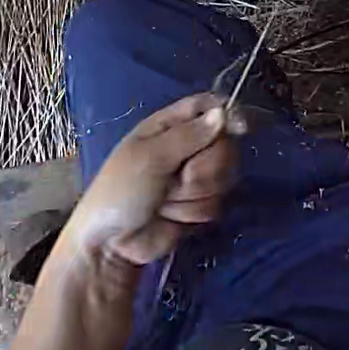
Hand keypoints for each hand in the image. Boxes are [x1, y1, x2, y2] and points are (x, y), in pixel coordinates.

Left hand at [59, 93, 238, 279]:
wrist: (110, 244)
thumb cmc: (121, 190)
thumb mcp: (150, 157)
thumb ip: (189, 136)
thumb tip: (223, 114)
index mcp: (171, 124)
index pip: (209, 106)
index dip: (227, 113)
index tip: (238, 128)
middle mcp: (188, 145)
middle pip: (225, 144)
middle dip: (205, 166)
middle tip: (178, 177)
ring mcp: (196, 176)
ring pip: (223, 176)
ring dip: (194, 194)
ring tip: (165, 200)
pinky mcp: (200, 204)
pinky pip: (217, 203)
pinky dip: (193, 212)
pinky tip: (171, 216)